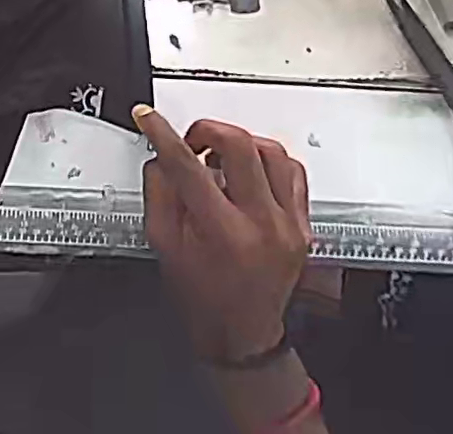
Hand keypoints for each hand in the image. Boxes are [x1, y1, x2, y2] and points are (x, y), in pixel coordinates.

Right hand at [135, 105, 311, 363]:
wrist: (241, 334)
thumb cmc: (202, 295)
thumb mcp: (162, 241)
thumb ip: (158, 191)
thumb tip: (161, 155)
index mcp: (222, 232)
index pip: (186, 164)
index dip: (161, 133)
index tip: (149, 118)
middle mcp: (262, 225)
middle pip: (239, 144)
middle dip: (206, 130)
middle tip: (191, 141)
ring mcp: (289, 225)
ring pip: (271, 151)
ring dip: (238, 143)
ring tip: (219, 157)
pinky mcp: (303, 226)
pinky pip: (293, 172)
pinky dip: (268, 161)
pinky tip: (249, 170)